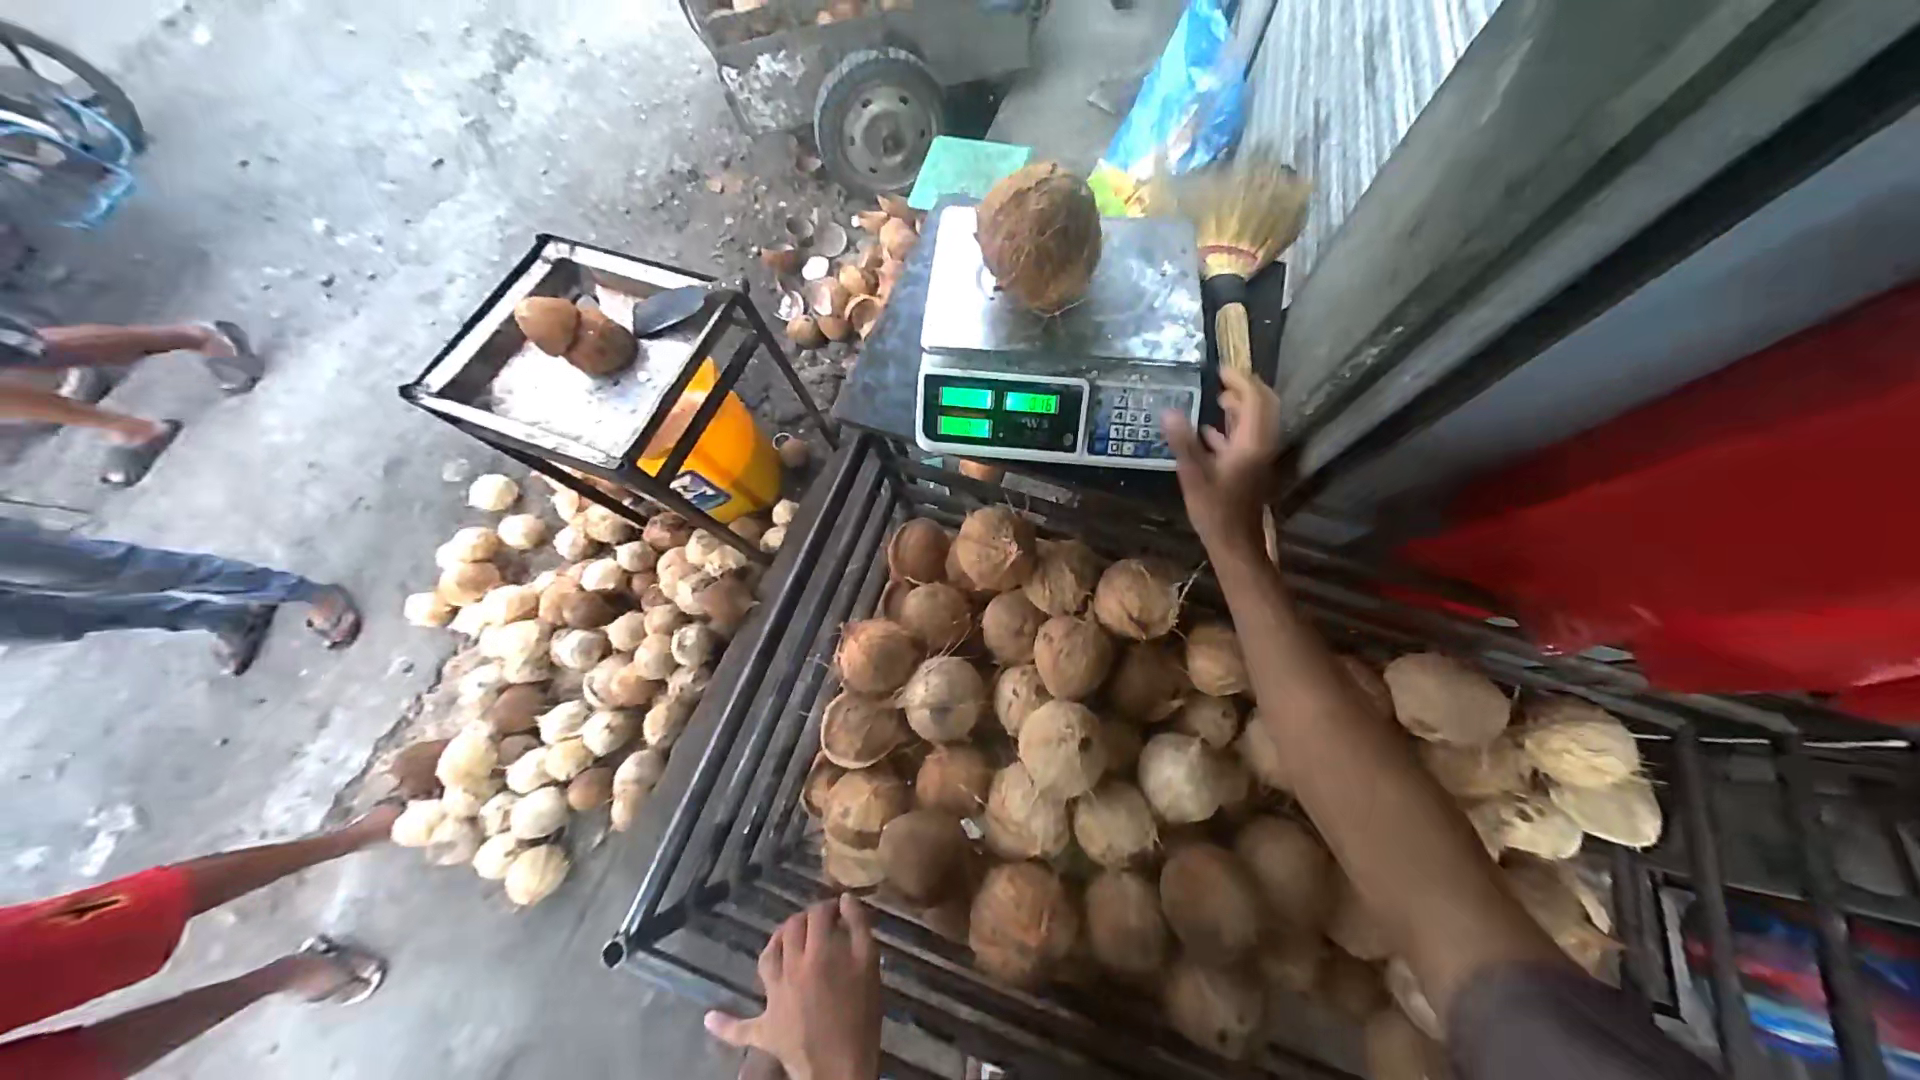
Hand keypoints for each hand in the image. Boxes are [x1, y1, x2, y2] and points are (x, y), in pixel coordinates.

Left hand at [704, 894, 881, 1079]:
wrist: (842, 1069)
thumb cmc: (861, 1015)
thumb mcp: (869, 965)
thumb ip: (859, 926)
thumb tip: (845, 899)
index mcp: (817, 953)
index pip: (817, 915)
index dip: (828, 906)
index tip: (838, 908)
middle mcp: (790, 969)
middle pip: (790, 930)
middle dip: (805, 919)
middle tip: (819, 922)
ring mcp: (773, 998)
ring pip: (766, 959)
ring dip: (775, 943)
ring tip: (786, 938)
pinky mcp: (764, 1029)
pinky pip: (739, 1028)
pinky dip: (724, 1024)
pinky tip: (709, 1019)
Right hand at [1164, 365, 1283, 560]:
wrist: (1234, 543)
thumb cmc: (1215, 511)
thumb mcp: (1193, 475)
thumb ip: (1183, 441)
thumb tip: (1169, 411)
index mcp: (1252, 443)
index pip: (1254, 399)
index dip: (1240, 380)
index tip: (1220, 370)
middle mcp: (1262, 445)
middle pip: (1264, 405)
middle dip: (1246, 388)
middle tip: (1223, 379)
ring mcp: (1259, 457)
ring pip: (1257, 421)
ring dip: (1241, 406)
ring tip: (1217, 397)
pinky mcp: (1252, 468)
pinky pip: (1247, 438)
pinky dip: (1233, 427)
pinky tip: (1210, 430)